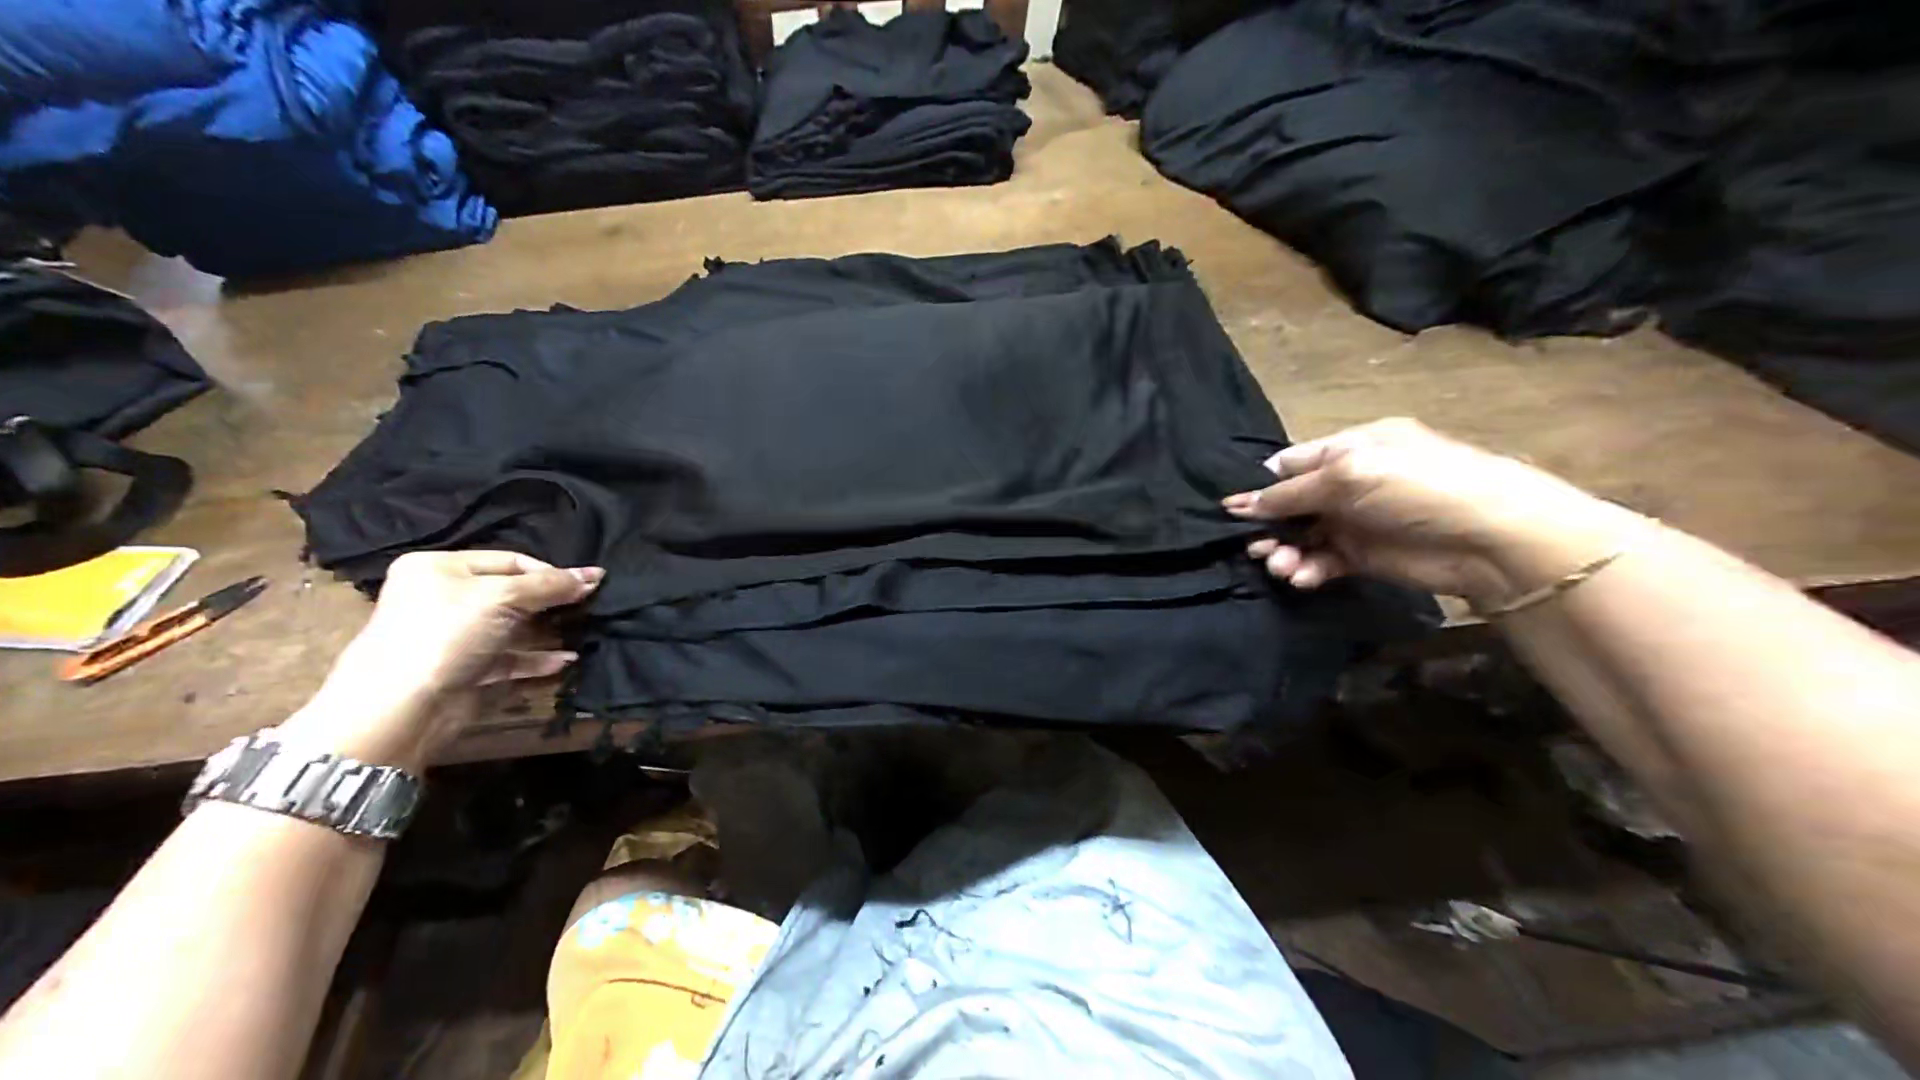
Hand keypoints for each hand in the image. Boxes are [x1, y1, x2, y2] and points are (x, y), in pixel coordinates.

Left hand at [282, 551, 603, 768]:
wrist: (400, 707)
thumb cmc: (446, 635)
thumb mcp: (502, 598)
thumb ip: (550, 585)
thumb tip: (595, 575)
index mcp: (439, 567)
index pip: (509, 560)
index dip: (549, 572)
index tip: (586, 585)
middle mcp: (443, 597)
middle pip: (511, 592)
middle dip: (550, 600)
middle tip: (590, 605)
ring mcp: (453, 636)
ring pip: (512, 627)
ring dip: (548, 630)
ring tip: (583, 630)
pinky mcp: (464, 669)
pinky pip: (508, 658)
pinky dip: (536, 659)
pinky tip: (564, 660)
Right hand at [1221, 418, 1639, 605]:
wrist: (1491, 539)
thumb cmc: (1416, 487)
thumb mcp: (1348, 474)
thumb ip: (1289, 493)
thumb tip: (1237, 504)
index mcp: (1348, 448)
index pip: (1288, 465)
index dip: (1260, 488)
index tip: (1232, 511)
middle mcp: (1348, 482)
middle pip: (1289, 504)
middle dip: (1268, 525)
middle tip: (1255, 547)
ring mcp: (1356, 521)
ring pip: (1301, 536)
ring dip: (1284, 551)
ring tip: (1279, 566)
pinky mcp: (1364, 557)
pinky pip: (1321, 561)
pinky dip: (1306, 570)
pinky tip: (1301, 577)